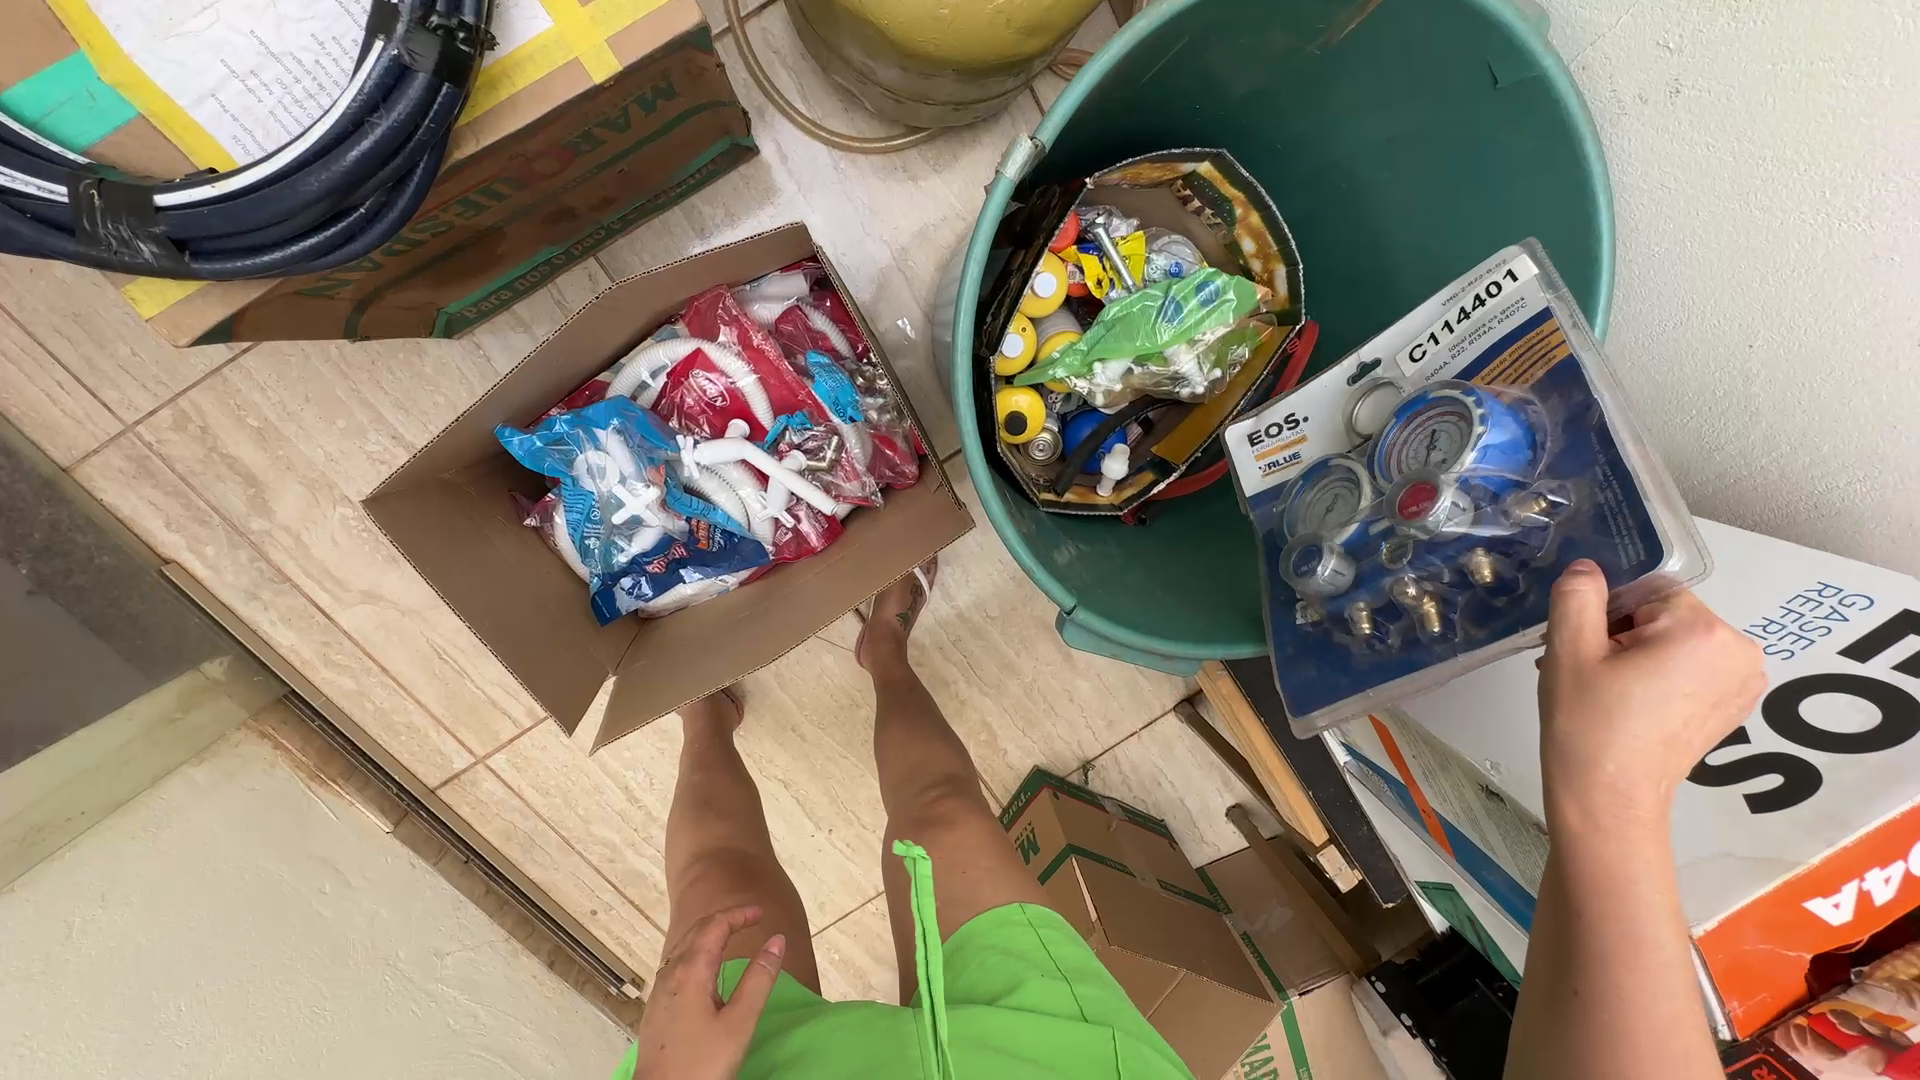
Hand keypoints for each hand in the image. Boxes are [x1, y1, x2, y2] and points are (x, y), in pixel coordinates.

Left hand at [631, 906, 785, 1079]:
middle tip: (750, 921)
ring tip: (730, 938)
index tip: (761, 914)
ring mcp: (659, 992)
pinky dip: (696, 952)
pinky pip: (677, 964)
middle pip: (697, 932)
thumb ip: (759, 979)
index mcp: (691, 971)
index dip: (739, 915)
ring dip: (708, 935)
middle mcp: (671, 973)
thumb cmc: (703, 1064)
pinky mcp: (655, 1010)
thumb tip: (777, 940)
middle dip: (724, 920)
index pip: (715, 926)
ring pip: (684, 948)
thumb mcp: (739, 1023)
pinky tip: (705, 971)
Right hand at [1538, 560, 1765, 828]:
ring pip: (1672, 639)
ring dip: (1631, 653)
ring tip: (1598, 686)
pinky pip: (1688, 666)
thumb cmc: (1586, 718)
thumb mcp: (1568, 649)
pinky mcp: (1733, 704)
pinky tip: (1624, 701)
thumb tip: (1587, 567)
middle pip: (1663, 613)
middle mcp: (1741, 651)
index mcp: (1704, 631)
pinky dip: (1654, 674)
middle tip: (1582, 667)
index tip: (1582, 647)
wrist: (1608, 791)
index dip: (1605, 611)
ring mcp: (1744, 681)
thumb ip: (1577, 596)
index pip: (1647, 588)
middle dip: (1617, 631)